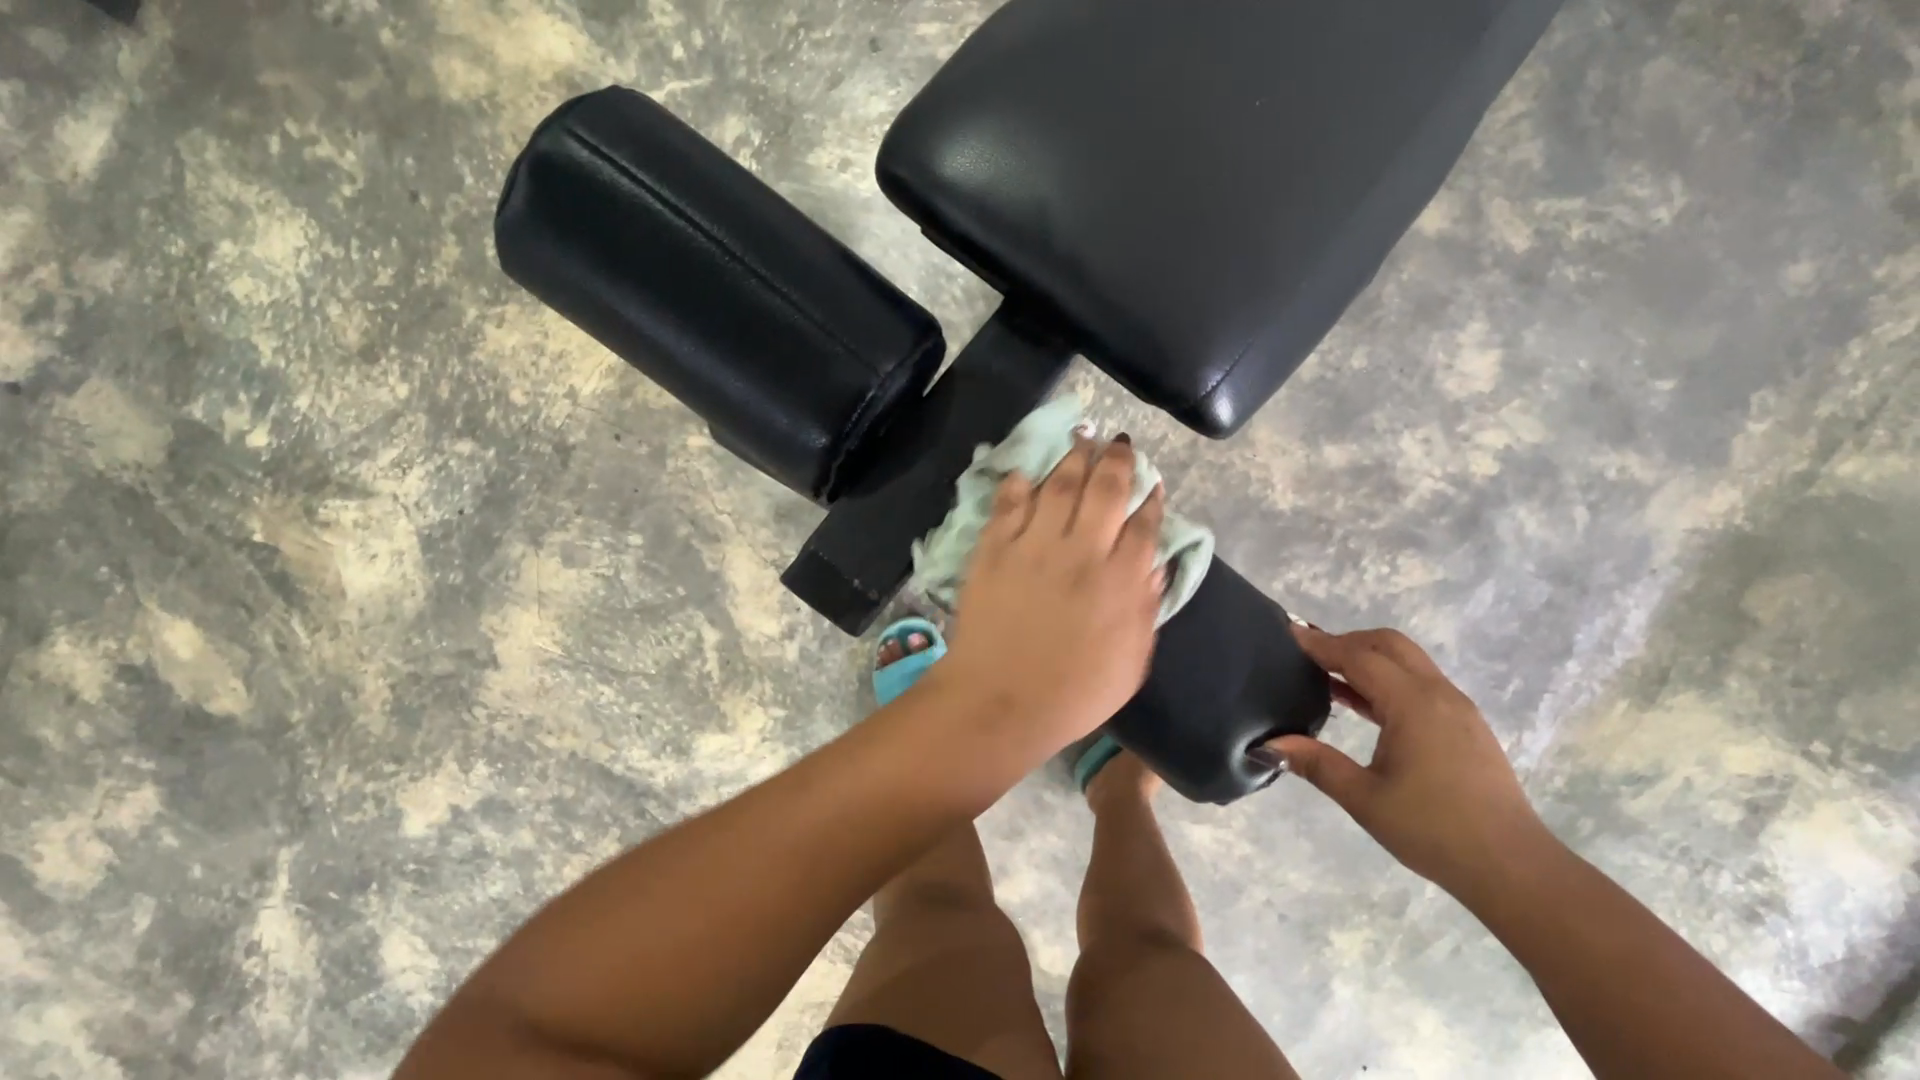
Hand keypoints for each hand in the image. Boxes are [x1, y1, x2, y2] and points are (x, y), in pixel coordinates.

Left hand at [933, 436, 1166, 747]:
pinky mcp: (994, 549)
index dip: (1149, 499)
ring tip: (1082, 439)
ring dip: (1074, 458)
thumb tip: (1154, 568)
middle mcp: (1082, 551)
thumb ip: (1145, 610)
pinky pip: (1009, 503)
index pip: (1143, 525)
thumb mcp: (1131, 663)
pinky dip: (1019, 483)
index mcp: (1121, 581)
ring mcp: (1034, 546)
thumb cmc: (1072, 695)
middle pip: (1104, 489)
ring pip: (1059, 485)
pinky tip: (1026, 473)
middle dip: (1117, 460)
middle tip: (1120, 443)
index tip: (1151, 485)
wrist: (998, 702)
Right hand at [1272, 626, 1552, 895]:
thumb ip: (1316, 763)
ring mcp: (1458, 709)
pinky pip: (1421, 684)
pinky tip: (1365, 706)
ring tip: (1328, 676)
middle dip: (1348, 641)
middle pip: (1389, 645)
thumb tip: (1268, 744)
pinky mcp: (1466, 726)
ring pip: (1409, 663)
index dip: (1321, 644)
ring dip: (1369, 660)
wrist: (1511, 866)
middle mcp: (1439, 694)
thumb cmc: (1433, 830)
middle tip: (1308, 653)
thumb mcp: (1364, 798)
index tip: (1287, 634)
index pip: (1359, 657)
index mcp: (1413, 704)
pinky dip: (1388, 680)